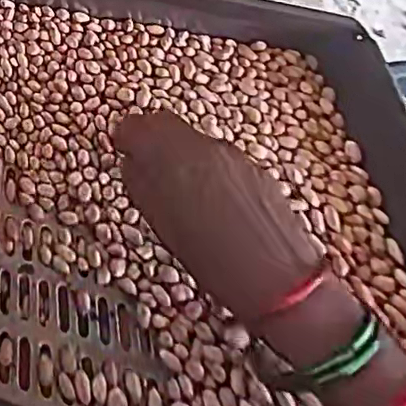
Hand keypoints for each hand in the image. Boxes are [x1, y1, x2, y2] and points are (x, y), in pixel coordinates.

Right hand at [112, 111, 325, 322]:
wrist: (281, 283)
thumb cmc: (210, 258)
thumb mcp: (157, 220)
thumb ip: (139, 180)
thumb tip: (133, 162)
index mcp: (166, 154)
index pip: (133, 125)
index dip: (125, 137)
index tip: (123, 148)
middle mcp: (199, 145)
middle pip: (164, 123)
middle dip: (152, 138)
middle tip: (147, 162)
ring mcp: (230, 153)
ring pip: (193, 139)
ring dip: (182, 154)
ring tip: (183, 188)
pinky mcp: (254, 166)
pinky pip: (219, 156)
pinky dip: (209, 167)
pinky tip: (214, 199)